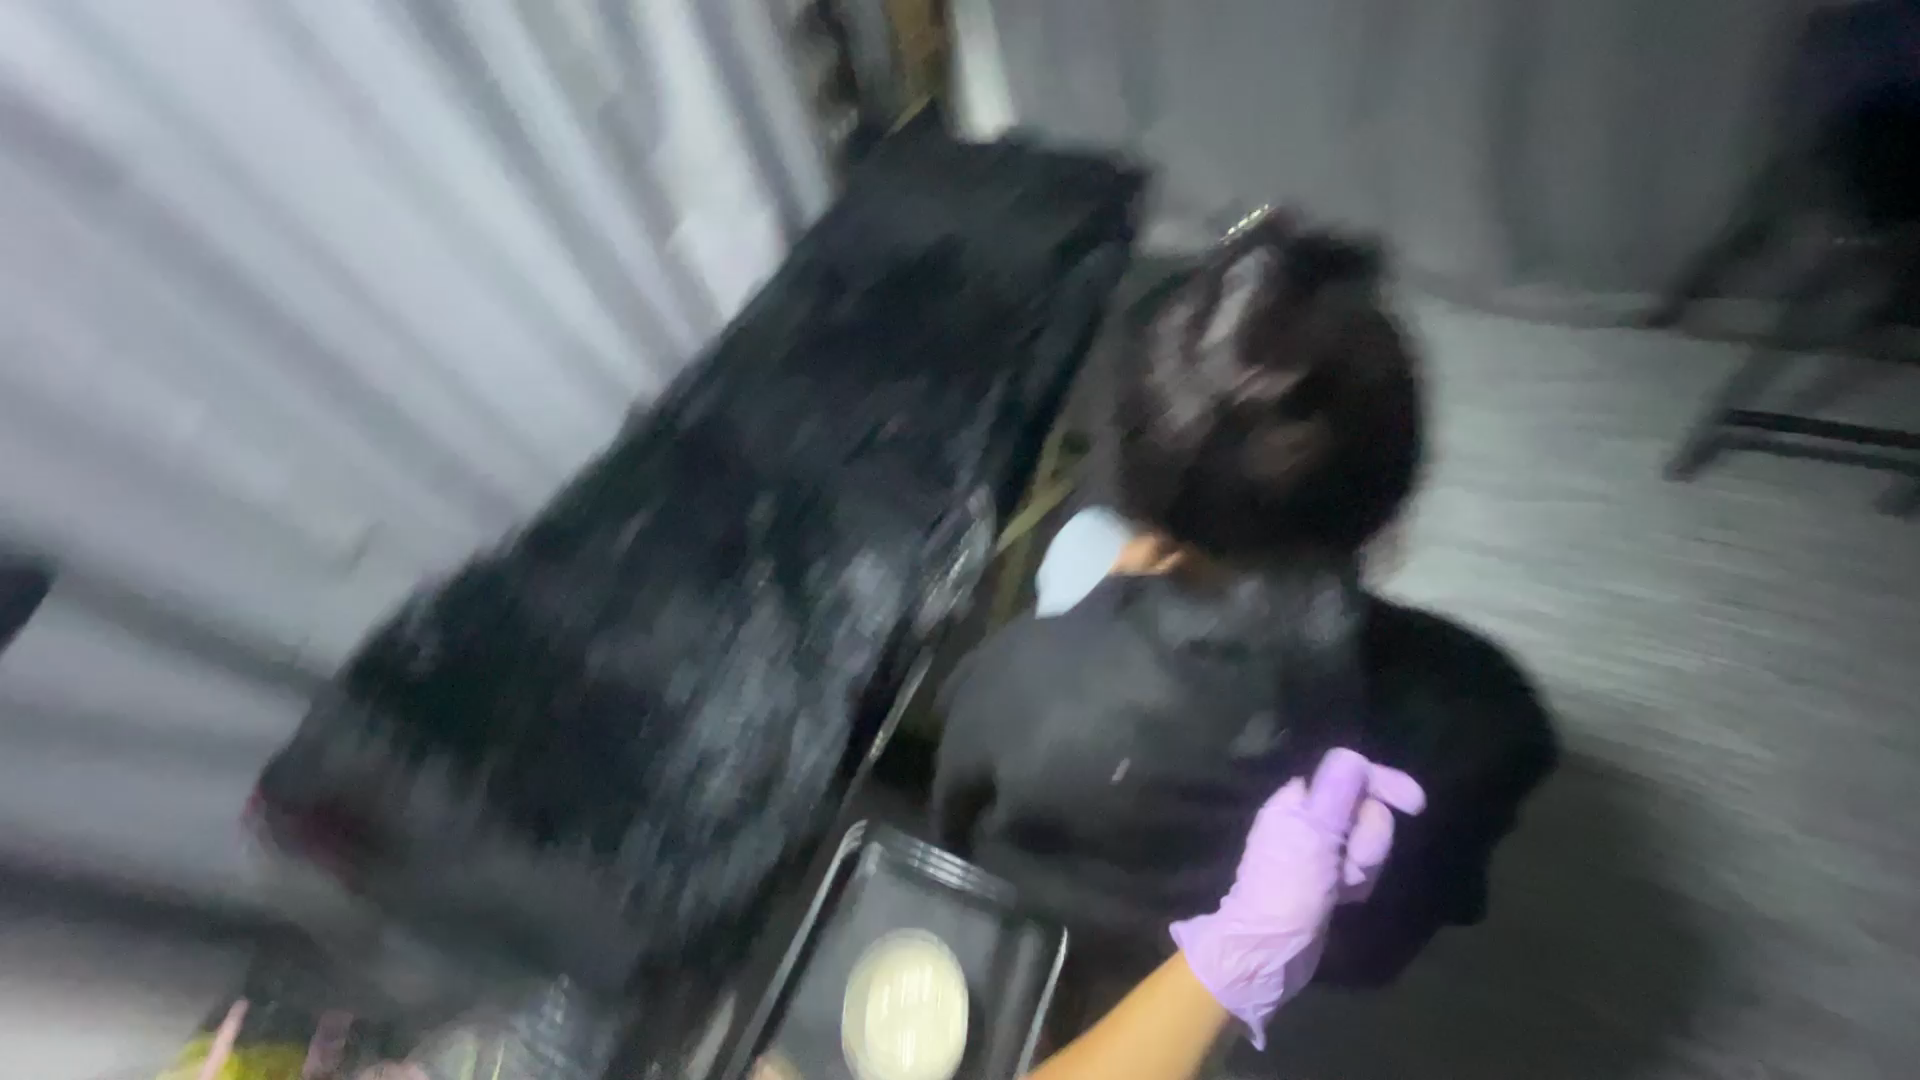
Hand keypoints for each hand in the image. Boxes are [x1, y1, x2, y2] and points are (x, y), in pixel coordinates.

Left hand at [1168, 748, 1425, 1047]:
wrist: (1269, 951)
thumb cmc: (1285, 889)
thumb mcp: (1312, 837)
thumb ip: (1334, 795)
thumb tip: (1352, 755)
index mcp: (1295, 799)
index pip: (1347, 772)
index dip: (1382, 783)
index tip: (1416, 803)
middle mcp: (1306, 818)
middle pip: (1364, 809)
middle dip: (1368, 838)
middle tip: (1347, 865)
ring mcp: (1318, 849)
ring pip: (1367, 841)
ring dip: (1364, 865)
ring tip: (1341, 886)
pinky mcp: (1327, 877)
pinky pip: (1361, 869)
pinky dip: (1359, 884)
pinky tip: (1343, 900)